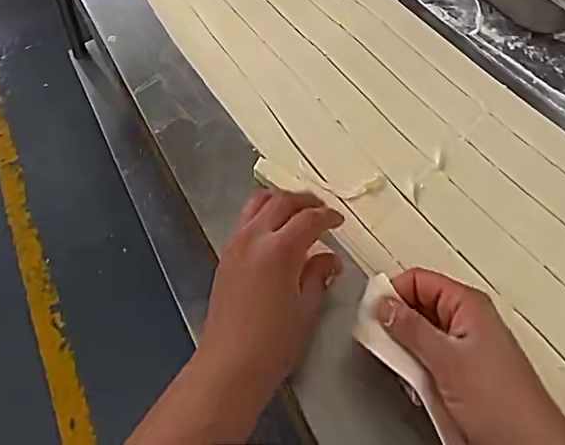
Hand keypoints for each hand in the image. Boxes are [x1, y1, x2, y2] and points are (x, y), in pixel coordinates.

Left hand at [126, 190, 342, 443]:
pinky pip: (246, 218)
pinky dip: (264, 213)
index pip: (308, 219)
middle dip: (305, 201)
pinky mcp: (226, 252)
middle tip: (322, 209)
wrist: (229, 364)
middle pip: (282, 201)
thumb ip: (318, 275)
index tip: (338, 220)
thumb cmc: (273, 344)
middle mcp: (255, 236)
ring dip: (281, 200)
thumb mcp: (306, 310)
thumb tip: (330, 258)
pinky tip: (275, 229)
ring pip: (259, 202)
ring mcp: (236, 241)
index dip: (327, 216)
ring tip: (298, 210)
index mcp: (279, 249)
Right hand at [376, 268, 564, 444]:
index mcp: (468, 304)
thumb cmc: (505, 405)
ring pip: (424, 337)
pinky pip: (434, 361)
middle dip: (400, 326)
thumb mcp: (446, 361)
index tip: (373, 312)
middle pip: (420, 307)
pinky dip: (422, 371)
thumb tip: (384, 305)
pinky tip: (422, 388)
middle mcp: (469, 320)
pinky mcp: (468, 375)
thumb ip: (410, 328)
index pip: (419, 279)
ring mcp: (469, 349)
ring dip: (411, 353)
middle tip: (385, 343)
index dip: (394, 292)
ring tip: (409, 372)